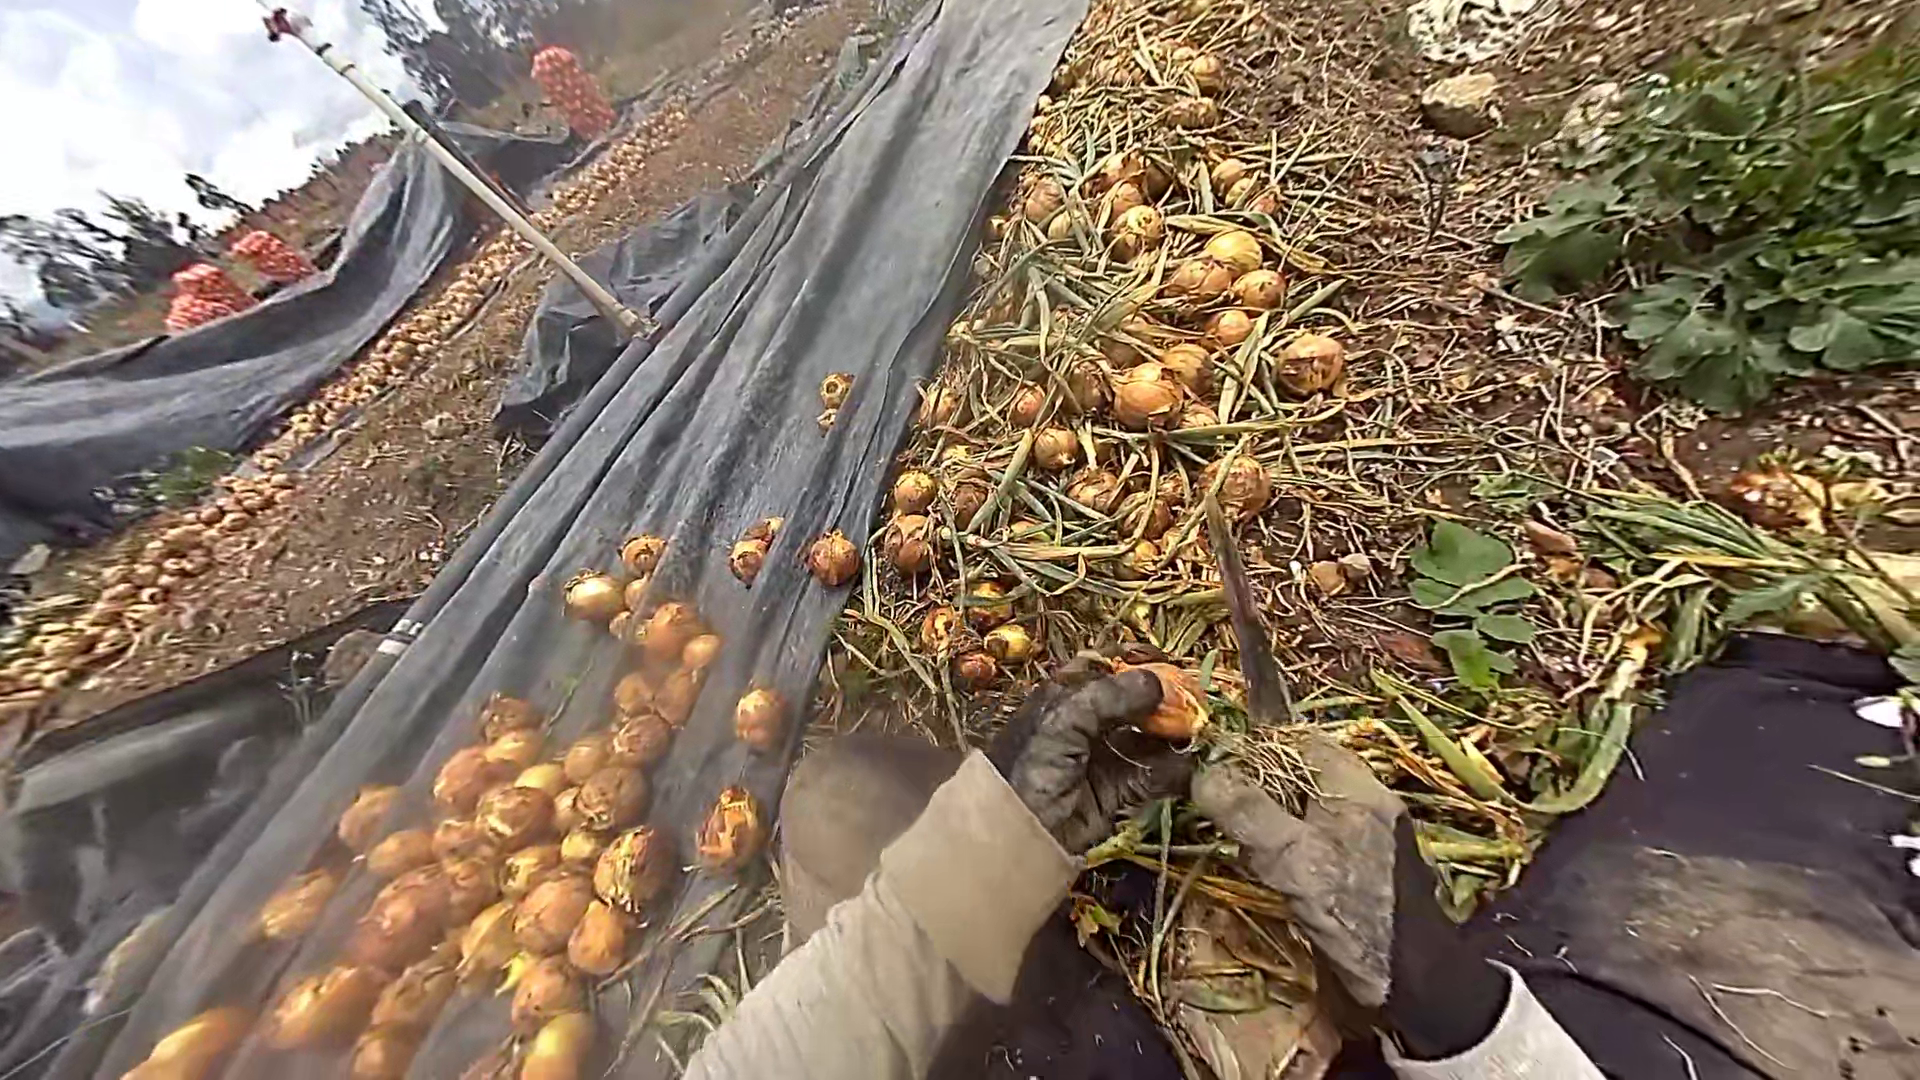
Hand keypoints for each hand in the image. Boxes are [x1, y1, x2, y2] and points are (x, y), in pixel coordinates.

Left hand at [988, 658, 1189, 853]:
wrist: (1017, 824)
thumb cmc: (1033, 759)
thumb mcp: (1064, 717)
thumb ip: (1110, 696)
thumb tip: (1157, 682)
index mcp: (1070, 691)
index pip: (1110, 665)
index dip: (1140, 662)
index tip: (1172, 664)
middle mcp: (1091, 717)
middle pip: (1137, 700)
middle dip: (1167, 700)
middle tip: (1197, 701)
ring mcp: (1107, 752)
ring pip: (1150, 735)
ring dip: (1175, 733)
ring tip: (1201, 730)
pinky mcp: (1119, 788)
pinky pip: (1154, 773)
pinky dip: (1175, 769)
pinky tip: (1192, 763)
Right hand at [1192, 736, 1506, 1058]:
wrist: (1419, 992)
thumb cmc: (1360, 914)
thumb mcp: (1296, 859)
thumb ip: (1247, 812)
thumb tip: (1201, 774)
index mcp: (1353, 782)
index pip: (1290, 737)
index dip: (1248, 748)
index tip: (1219, 773)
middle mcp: (1357, 795)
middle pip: (1285, 769)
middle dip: (1252, 792)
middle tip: (1234, 820)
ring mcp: (1355, 829)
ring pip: (1289, 802)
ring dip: (1263, 824)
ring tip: (1256, 854)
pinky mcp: (1350, 859)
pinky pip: (1300, 832)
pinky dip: (1279, 846)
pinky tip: (1273, 872)